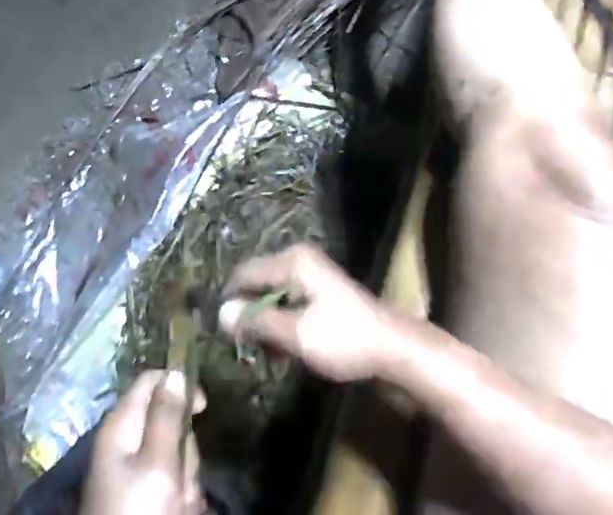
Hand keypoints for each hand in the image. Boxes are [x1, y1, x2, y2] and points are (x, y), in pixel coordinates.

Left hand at [83, 371, 204, 514]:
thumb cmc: (137, 513)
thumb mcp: (156, 464)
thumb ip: (167, 415)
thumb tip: (176, 369)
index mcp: (121, 424)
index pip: (152, 379)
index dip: (179, 384)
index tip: (203, 406)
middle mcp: (126, 441)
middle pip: (170, 422)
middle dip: (185, 448)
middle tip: (180, 476)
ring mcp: (134, 471)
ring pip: (176, 456)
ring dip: (186, 479)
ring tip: (178, 505)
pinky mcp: (143, 496)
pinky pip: (173, 484)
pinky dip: (181, 499)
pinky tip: (178, 513)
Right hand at [218, 244, 408, 383]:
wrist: (394, 348)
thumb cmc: (344, 339)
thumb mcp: (297, 334)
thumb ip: (257, 322)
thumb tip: (220, 312)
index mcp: (292, 261)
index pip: (244, 273)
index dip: (229, 300)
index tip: (218, 332)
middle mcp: (299, 259)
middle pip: (258, 283)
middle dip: (248, 314)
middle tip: (243, 347)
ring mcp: (311, 274)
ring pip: (272, 296)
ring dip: (265, 323)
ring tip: (265, 353)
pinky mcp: (319, 291)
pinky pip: (288, 303)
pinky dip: (282, 323)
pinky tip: (284, 349)